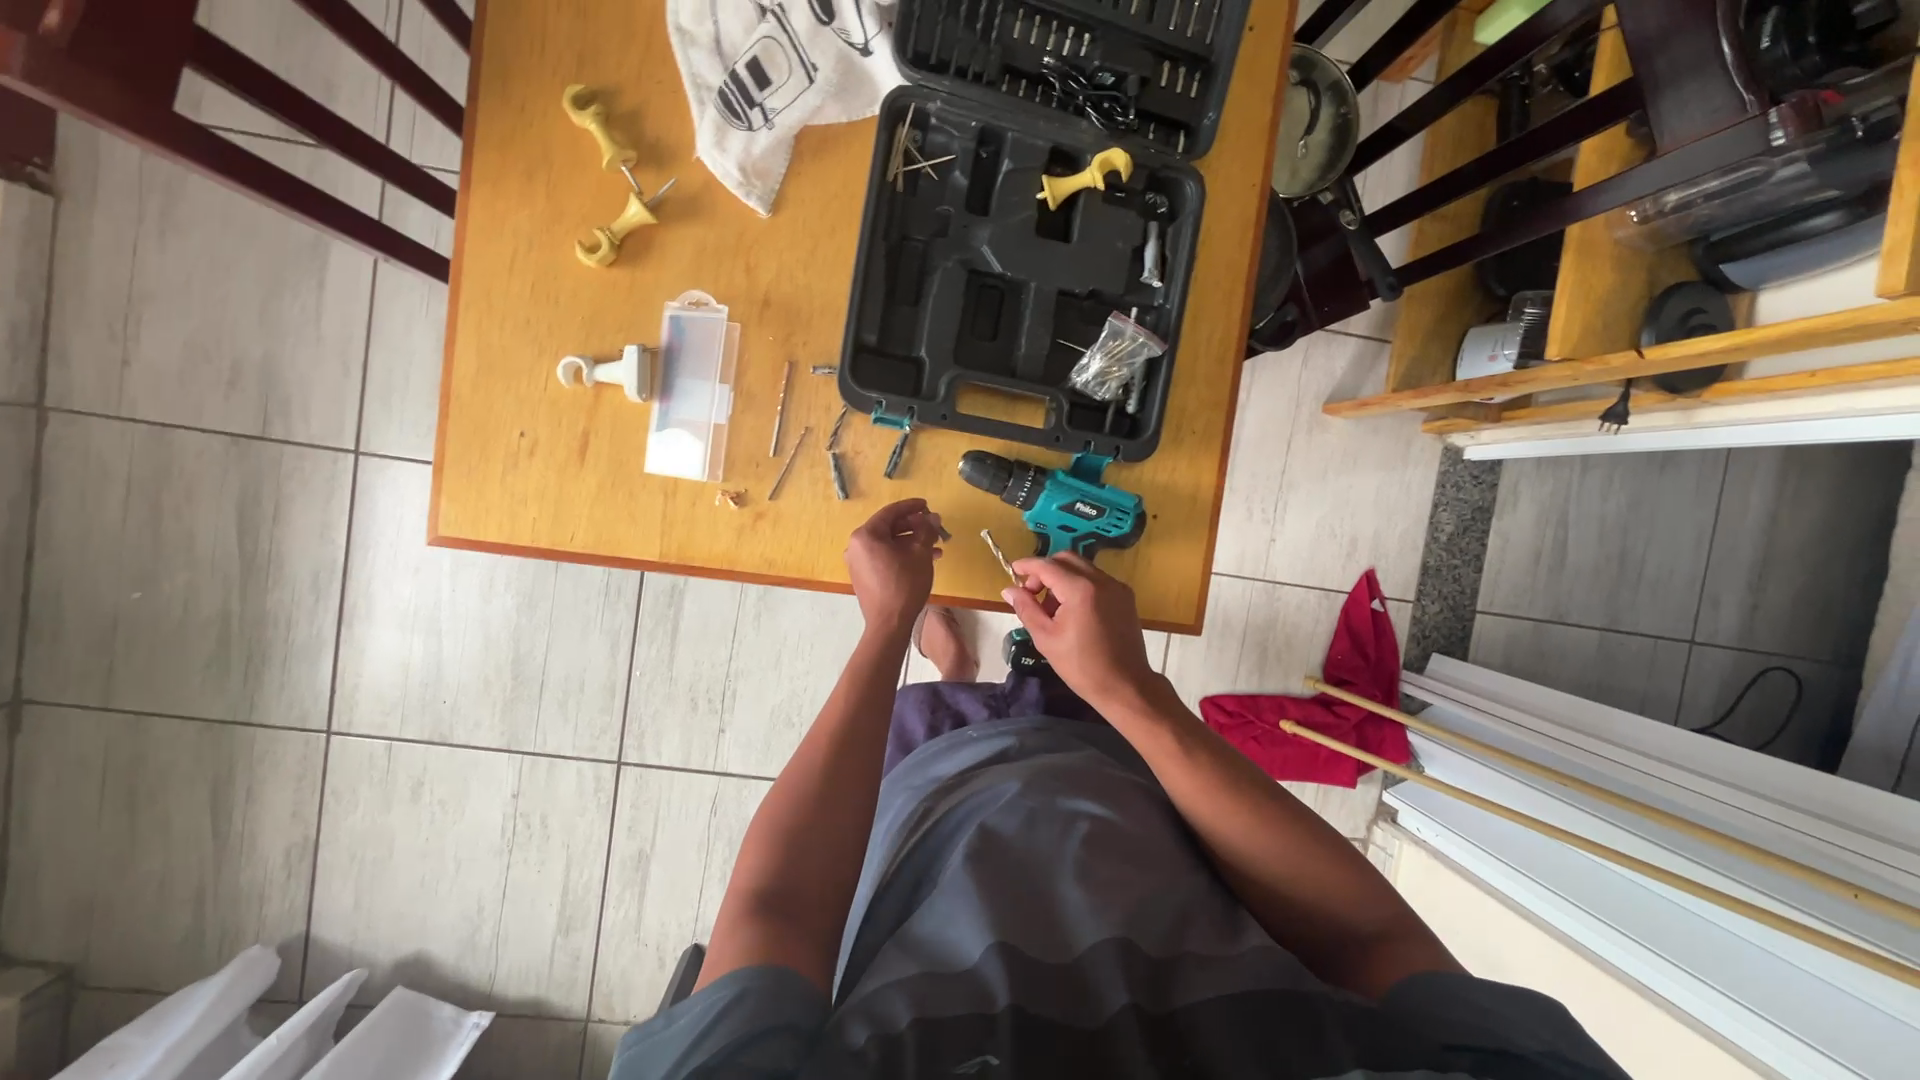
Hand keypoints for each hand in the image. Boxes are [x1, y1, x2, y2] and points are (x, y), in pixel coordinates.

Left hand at [845, 498, 943, 634]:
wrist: (889, 623)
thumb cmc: (904, 584)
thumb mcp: (920, 553)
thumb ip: (926, 530)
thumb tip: (932, 517)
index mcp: (866, 535)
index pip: (890, 512)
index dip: (911, 507)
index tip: (927, 505)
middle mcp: (856, 545)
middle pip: (888, 528)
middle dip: (914, 526)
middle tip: (933, 527)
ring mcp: (858, 562)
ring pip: (888, 544)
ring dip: (911, 542)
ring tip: (935, 547)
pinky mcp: (863, 575)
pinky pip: (884, 557)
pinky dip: (901, 554)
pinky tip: (923, 560)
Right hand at [1003, 553, 1164, 711]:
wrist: (1124, 685)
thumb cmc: (1081, 666)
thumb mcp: (1045, 638)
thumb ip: (1026, 608)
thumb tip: (1009, 590)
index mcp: (1080, 590)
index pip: (1047, 566)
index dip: (1027, 565)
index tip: (1013, 570)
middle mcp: (1102, 581)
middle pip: (1066, 559)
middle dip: (1045, 570)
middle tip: (1032, 592)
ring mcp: (1117, 587)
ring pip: (1083, 568)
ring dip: (1062, 578)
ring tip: (1052, 608)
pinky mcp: (1125, 597)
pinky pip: (1097, 580)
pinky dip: (1080, 585)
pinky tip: (1072, 611)